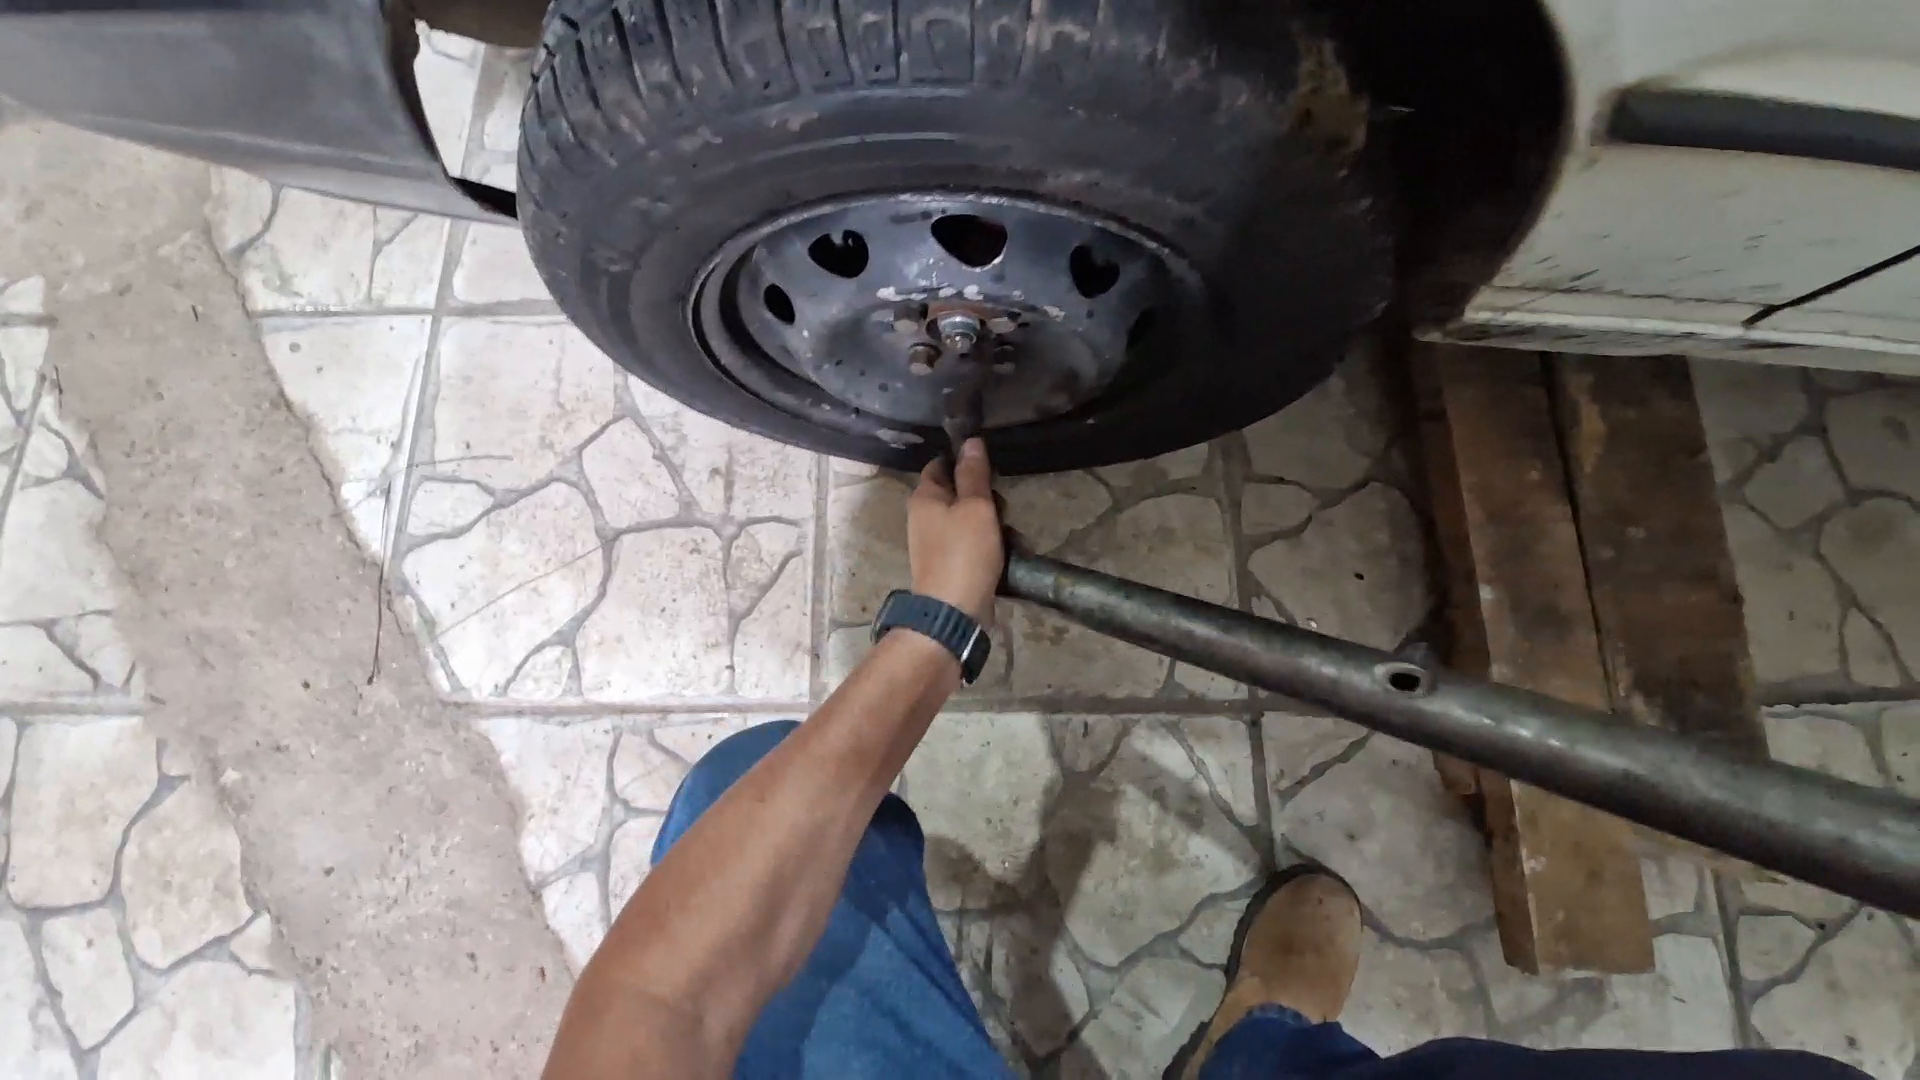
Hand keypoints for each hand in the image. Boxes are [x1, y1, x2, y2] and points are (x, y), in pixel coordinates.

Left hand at [908, 439, 1004, 623]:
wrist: (954, 612)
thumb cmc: (964, 553)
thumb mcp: (975, 507)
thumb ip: (974, 474)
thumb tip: (971, 441)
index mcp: (924, 498)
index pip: (941, 464)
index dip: (964, 462)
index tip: (991, 468)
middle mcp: (925, 517)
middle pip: (960, 493)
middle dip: (987, 498)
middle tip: (1002, 509)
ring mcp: (937, 543)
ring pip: (971, 520)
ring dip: (995, 525)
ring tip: (1011, 536)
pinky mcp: (951, 564)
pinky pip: (974, 544)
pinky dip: (991, 546)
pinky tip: (1009, 553)